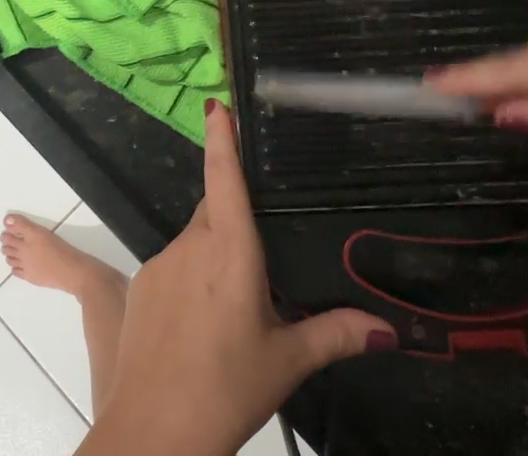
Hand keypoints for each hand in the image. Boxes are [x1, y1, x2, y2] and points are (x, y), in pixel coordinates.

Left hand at [78, 100, 393, 455]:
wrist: (154, 429)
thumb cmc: (228, 387)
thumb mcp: (288, 361)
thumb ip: (336, 335)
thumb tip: (388, 330)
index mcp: (230, 251)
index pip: (225, 179)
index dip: (222, 139)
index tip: (214, 104)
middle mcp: (191, 245)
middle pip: (212, 211)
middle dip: (231, 218)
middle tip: (257, 254)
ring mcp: (160, 264)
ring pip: (192, 242)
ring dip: (212, 257)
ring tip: (232, 308)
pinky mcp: (139, 286)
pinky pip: (172, 267)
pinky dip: (190, 279)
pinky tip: (202, 323)